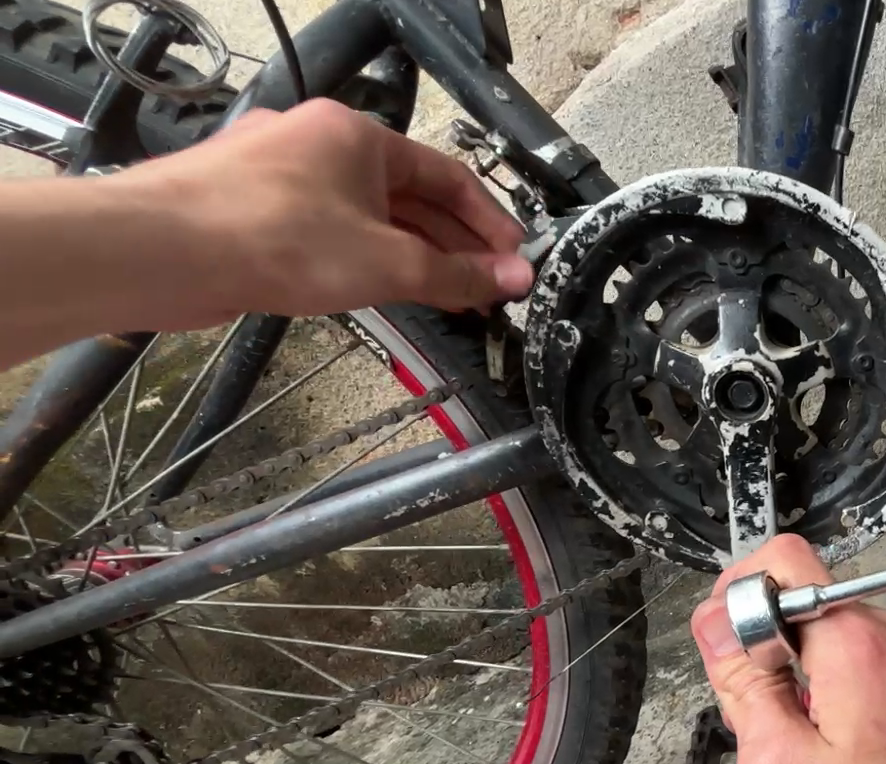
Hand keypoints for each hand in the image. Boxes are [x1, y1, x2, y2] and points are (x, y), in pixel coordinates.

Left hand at [121, 99, 531, 323]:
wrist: (160, 253)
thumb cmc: (274, 239)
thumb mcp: (395, 263)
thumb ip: (464, 274)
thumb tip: (518, 278)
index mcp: (358, 137)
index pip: (452, 178)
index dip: (493, 224)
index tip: (517, 260)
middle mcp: (324, 145)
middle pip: (418, 198)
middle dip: (462, 246)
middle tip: (494, 287)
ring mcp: (290, 176)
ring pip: (382, 217)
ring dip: (426, 256)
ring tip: (460, 297)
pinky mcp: (266, 208)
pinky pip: (346, 230)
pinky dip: (383, 258)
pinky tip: (405, 290)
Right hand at [690, 534, 885, 763]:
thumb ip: (742, 681)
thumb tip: (719, 625)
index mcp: (862, 645)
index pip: (787, 563)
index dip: (742, 594)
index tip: (732, 643)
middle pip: (820, 611)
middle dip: (782, 658)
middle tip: (777, 730)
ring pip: (855, 647)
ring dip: (824, 687)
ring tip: (828, 760)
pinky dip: (865, 703)